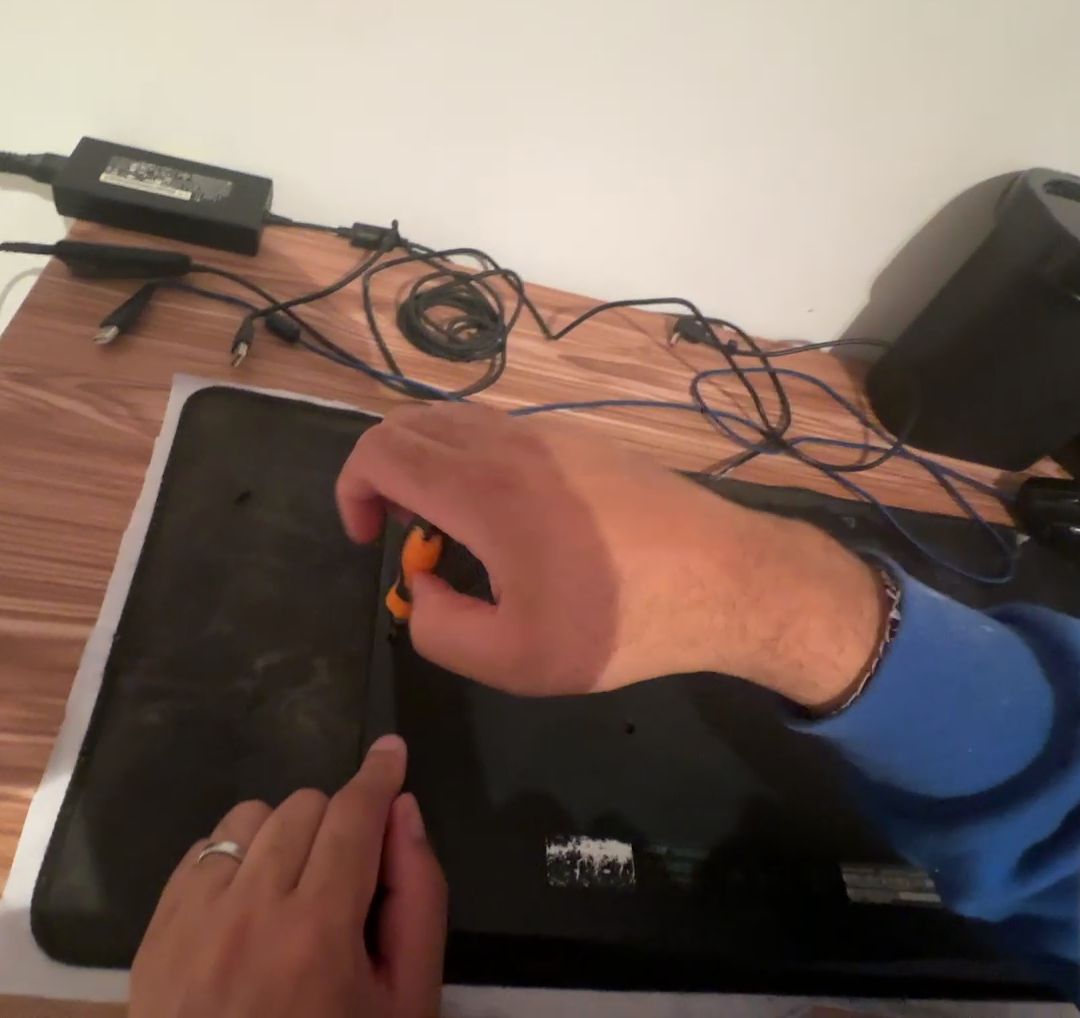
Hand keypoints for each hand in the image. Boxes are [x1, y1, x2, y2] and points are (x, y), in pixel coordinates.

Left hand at [128, 735, 446, 1017]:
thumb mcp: (407, 1002)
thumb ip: (419, 897)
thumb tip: (402, 811)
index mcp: (317, 933)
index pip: (353, 816)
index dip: (378, 774)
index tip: (392, 750)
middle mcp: (248, 912)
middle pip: (305, 806)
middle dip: (339, 823)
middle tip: (348, 874)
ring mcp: (192, 921)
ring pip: (252, 816)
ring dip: (285, 835)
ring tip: (294, 889)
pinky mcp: (156, 933)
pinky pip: (205, 848)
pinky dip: (236, 857)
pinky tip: (248, 904)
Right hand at [335, 404, 883, 705]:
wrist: (728, 577)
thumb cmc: (620, 621)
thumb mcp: (514, 660)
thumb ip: (438, 628)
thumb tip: (421, 587)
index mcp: (481, 488)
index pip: (378, 450)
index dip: (352, 490)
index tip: (369, 539)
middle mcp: (508, 441)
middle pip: (409, 423)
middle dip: (383, 473)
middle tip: (404, 532)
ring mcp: (549, 432)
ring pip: (454, 419)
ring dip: (428, 462)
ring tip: (450, 526)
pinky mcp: (580, 438)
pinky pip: (498, 429)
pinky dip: (469, 457)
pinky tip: (504, 515)